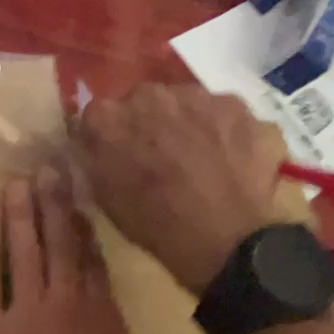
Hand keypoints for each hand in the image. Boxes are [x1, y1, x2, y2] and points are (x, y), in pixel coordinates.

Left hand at [0, 169, 141, 333]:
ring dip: (17, 217)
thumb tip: (105, 310)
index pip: (91, 261)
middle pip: (58, 245)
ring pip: (22, 253)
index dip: (82, 228)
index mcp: (103, 318)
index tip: (76, 200)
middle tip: (45, 171)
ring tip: (13, 186)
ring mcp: (26, 316)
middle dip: (52, 205)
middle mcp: (66, 306)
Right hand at [76, 83, 294, 293]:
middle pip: (145, 101)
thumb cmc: (155, 223)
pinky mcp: (240, 107)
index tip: (116, 154)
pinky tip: (230, 160)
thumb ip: (94, 159)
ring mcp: (199, 96)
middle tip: (159, 156)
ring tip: (199, 158)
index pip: (98, 115)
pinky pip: (224, 115)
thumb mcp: (105, 197)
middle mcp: (150, 94)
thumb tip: (94, 144)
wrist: (225, 238)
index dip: (108, 135)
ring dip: (188, 123)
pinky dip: (225, 132)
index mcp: (108, 118)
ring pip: (187, 103)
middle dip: (149, 123)